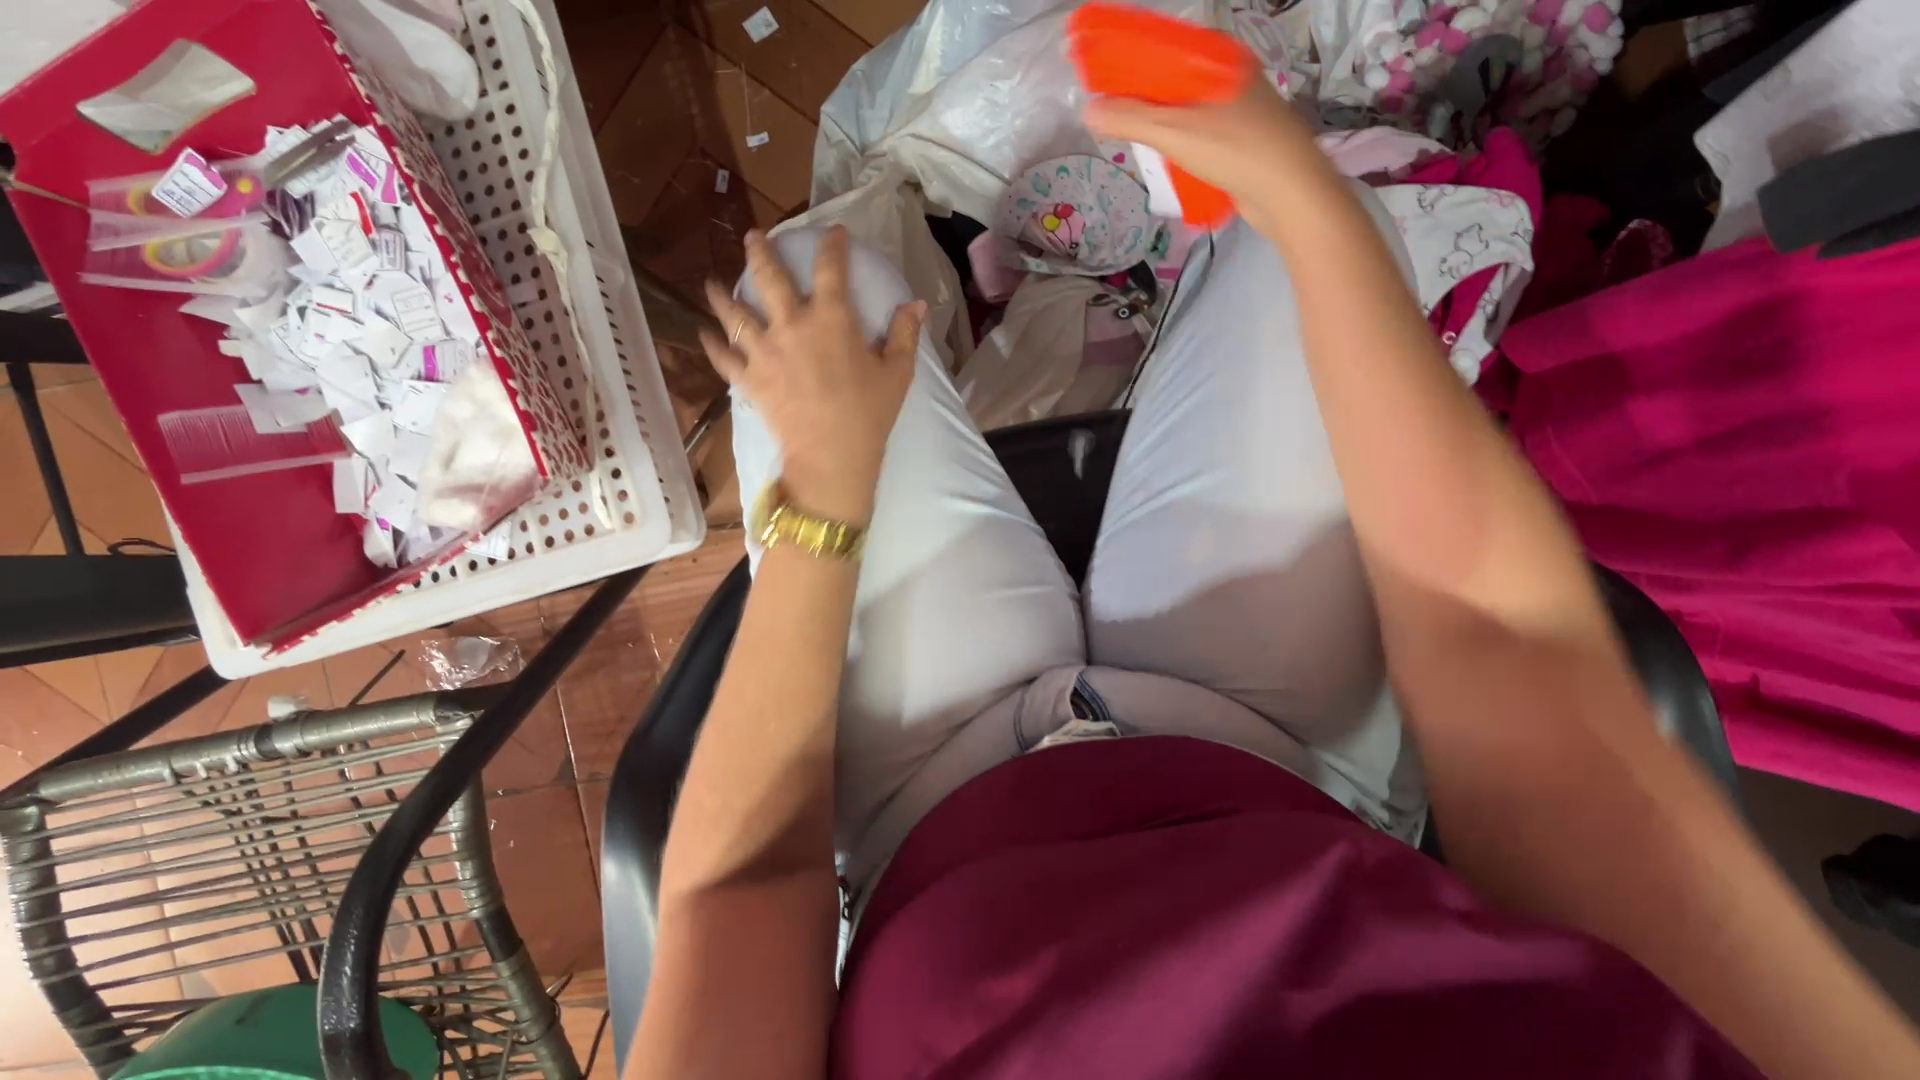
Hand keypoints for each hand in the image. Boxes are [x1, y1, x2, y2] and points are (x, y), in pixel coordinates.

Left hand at [702, 226, 923, 525]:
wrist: (832, 456)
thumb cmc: (870, 413)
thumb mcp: (898, 372)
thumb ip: (905, 333)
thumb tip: (917, 304)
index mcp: (831, 318)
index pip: (831, 268)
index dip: (832, 245)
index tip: (833, 232)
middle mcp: (792, 325)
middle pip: (769, 277)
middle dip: (759, 252)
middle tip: (752, 236)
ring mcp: (765, 352)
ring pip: (736, 314)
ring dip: (722, 295)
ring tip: (712, 282)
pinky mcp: (749, 379)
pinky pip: (724, 358)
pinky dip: (713, 345)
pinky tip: (704, 333)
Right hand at [1084, 82, 1334, 235]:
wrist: (1290, 193)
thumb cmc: (1235, 151)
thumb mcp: (1174, 131)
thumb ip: (1130, 118)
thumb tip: (1090, 110)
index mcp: (1220, 60)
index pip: (1166, 48)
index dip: (1133, 59)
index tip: (1104, 76)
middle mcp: (1232, 77)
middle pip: (1175, 80)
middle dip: (1143, 96)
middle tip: (1113, 112)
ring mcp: (1241, 110)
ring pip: (1189, 109)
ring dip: (1162, 123)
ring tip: (1134, 137)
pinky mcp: (1244, 141)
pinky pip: (1202, 134)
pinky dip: (1181, 142)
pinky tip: (1165, 158)